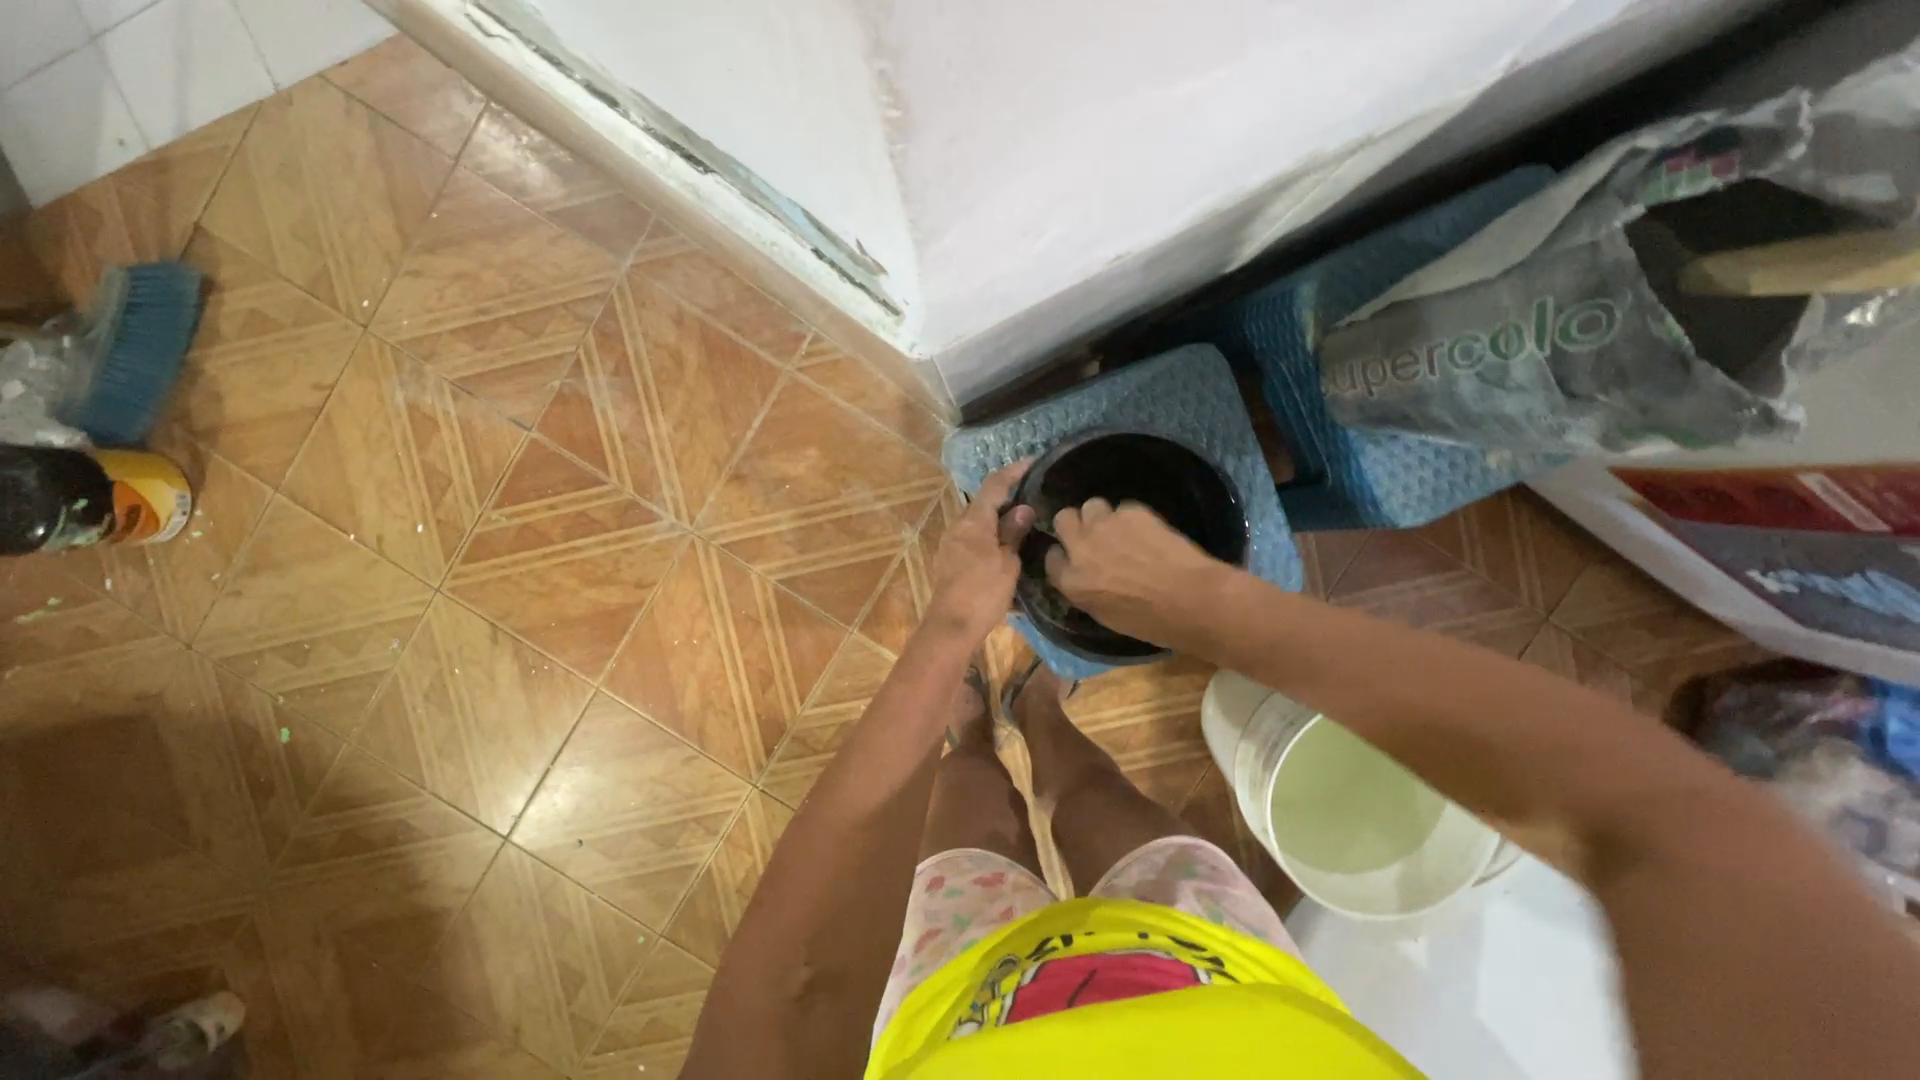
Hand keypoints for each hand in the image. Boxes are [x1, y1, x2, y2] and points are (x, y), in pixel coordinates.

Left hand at [926, 460, 1035, 638]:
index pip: (994, 485)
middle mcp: (958, 527)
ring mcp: (951, 545)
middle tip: (1034, 495)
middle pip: (984, 503)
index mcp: (973, 521)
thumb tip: (1023, 509)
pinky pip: (974, 541)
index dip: (1013, 471)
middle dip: (1008, 497)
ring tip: (1025, 523)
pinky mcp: (950, 562)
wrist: (951, 628)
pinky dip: (991, 538)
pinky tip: (1007, 549)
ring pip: (979, 523)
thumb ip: (1014, 534)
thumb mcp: (1007, 563)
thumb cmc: (982, 593)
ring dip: (999, 520)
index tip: (1032, 461)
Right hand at [1044, 498, 1231, 645]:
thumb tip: (1088, 579)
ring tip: (1121, 529)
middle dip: (1076, 524)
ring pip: (1092, 505)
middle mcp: (1081, 549)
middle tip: (1094, 536)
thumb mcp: (1105, 615)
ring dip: (1102, 516)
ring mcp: (1105, 526)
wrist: (1189, 599)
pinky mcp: (1132, 511)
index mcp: (1071, 581)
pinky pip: (1124, 507)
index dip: (1064, 555)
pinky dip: (1133, 518)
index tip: (1076, 559)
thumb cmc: (1150, 621)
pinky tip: (1149, 532)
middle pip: (1063, 519)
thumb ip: (1087, 591)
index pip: (1051, 556)